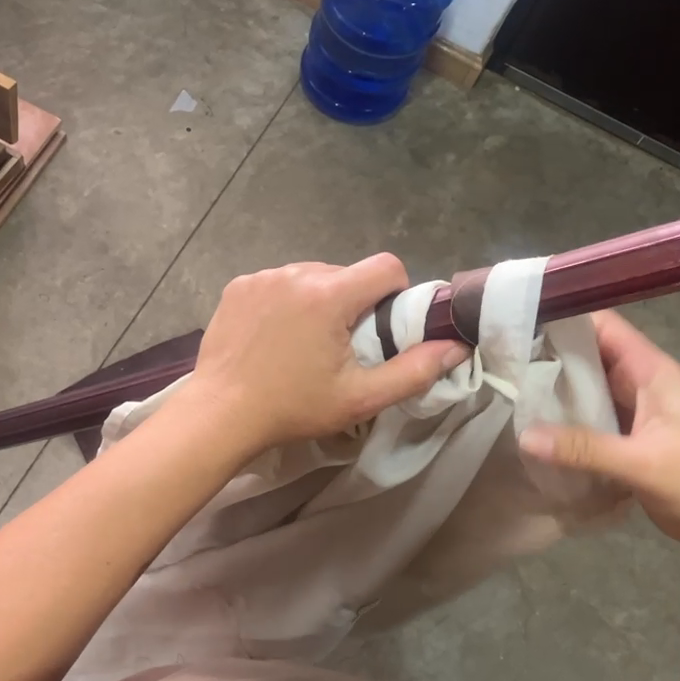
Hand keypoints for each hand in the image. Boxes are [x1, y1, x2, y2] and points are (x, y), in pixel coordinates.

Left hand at [179, 255, 470, 452]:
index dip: (394, 294)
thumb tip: (458, 346)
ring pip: (311, 277)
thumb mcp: (360, 398)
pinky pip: (277, 283)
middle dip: (353, 303)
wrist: (221, 414)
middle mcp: (296, 273)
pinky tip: (273, 337)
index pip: (386, 266)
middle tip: (340, 347)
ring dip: (317, 301)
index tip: (382, 327)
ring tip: (303, 344)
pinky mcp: (237, 286)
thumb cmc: (292, 408)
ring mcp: (262, 277)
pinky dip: (284, 303)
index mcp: (329, 294)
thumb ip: (414, 371)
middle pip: (346, 274)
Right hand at [518, 310, 679, 561]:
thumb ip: (584, 448)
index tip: (513, 316)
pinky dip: (560, 419)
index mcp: (651, 372)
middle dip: (544, 352)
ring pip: (583, 388)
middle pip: (585, 354)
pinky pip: (586, 419)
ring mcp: (632, 413)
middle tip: (494, 357)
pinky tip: (527, 424)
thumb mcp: (645, 463)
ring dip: (549, 387)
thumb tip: (523, 435)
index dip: (562, 314)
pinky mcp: (626, 441)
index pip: (602, 325)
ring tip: (500, 385)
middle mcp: (639, 384)